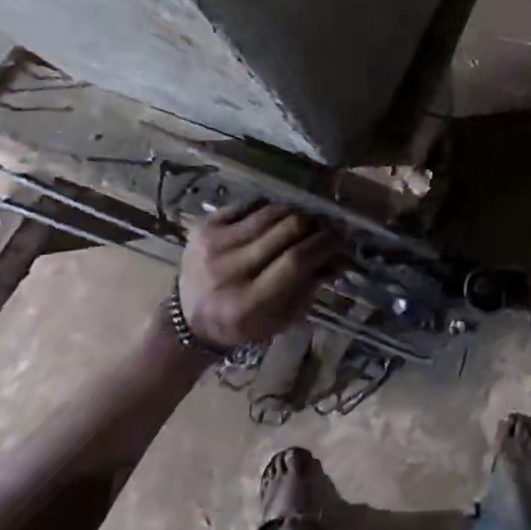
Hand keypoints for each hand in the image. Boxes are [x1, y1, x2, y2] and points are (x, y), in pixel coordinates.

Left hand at [178, 203, 341, 346]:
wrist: (189, 320)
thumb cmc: (246, 323)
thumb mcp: (283, 317)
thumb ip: (312, 286)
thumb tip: (341, 256)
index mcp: (249, 302)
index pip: (296, 260)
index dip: (325, 244)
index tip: (341, 239)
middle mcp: (229, 270)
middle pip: (288, 229)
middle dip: (316, 225)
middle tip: (326, 227)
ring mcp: (213, 245)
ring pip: (272, 212)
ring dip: (296, 214)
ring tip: (305, 222)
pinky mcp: (204, 227)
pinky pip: (250, 205)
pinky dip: (270, 210)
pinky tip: (276, 221)